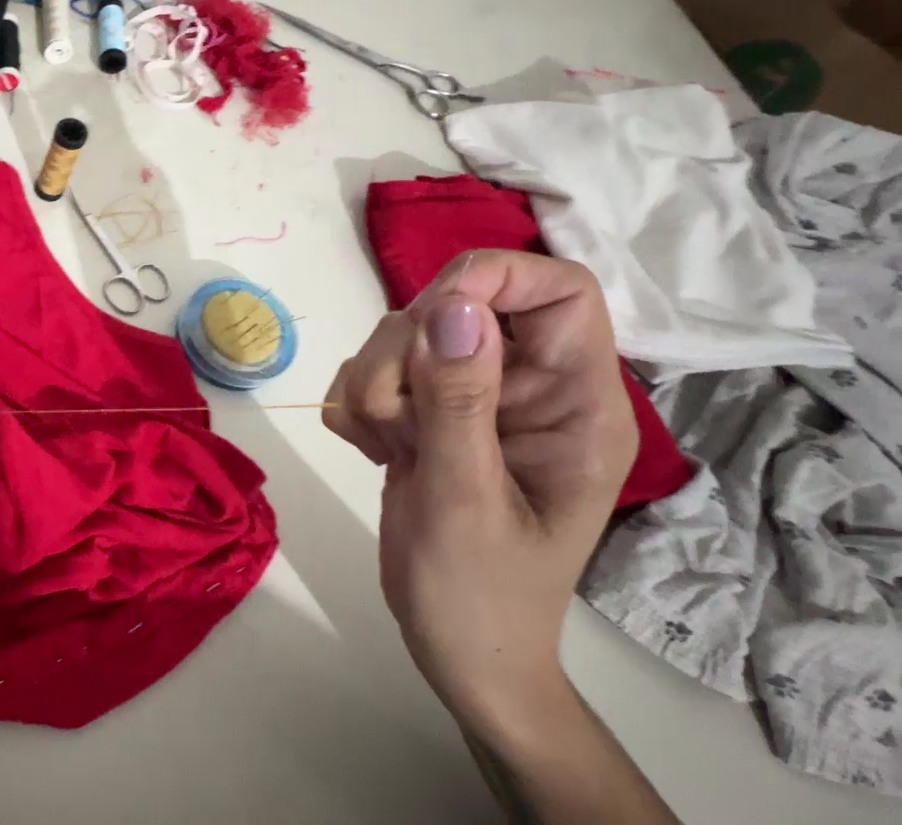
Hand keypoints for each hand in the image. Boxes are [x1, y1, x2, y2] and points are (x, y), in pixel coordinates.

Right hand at [324, 250, 636, 736]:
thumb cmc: (480, 591)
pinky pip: (369, 374)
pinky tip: (375, 454)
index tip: (429, 316)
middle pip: (454, 308)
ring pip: (399, 339)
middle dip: (402, 358)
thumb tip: (455, 305)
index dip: (493, 278)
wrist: (456, 650)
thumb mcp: (466, 496)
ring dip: (371, 389)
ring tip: (389, 450)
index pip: (557, 289)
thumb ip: (460, 398)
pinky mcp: (423, 417)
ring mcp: (470, 402)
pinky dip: (355, 409)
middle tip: (396, 424)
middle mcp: (524, 389)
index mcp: (573, 402)